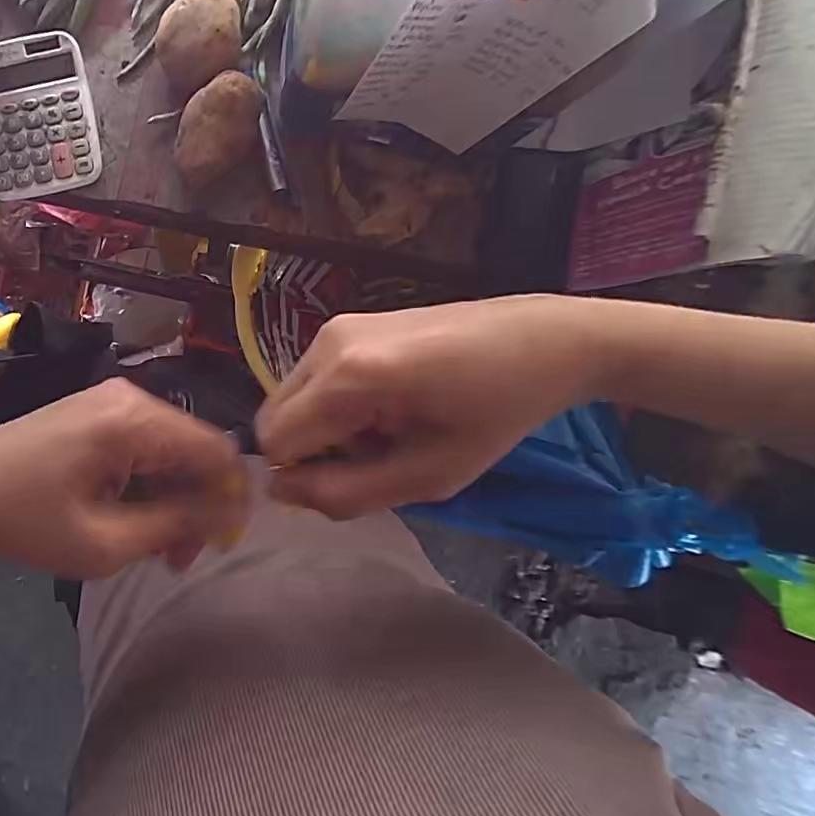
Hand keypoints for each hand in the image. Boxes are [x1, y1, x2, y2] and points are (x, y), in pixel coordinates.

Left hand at [0, 379, 247, 577]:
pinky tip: (131, 517)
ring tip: (153, 548)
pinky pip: (145, 446)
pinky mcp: (97, 412)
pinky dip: (149, 484)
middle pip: (194, 450)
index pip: (215, 450)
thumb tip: (227, 514)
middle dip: (197, 505)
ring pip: (171, 451)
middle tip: (177, 559)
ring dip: (173, 499)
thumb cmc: (21, 522)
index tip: (222, 543)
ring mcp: (111, 401)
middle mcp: (130, 398)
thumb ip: (174, 526)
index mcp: (132, 420)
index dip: (230, 496)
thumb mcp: (103, 542)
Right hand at [254, 295, 613, 518]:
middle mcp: (326, 342)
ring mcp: (332, 326)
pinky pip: (310, 380)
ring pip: (289, 400)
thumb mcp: (429, 475)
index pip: (276, 443)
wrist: (539, 340)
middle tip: (375, 453)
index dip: (305, 475)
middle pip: (274, 419)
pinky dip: (332, 405)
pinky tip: (386, 401)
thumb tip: (279, 492)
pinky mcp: (343, 322)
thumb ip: (346, 493)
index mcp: (349, 376)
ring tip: (386, 426)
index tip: (356, 477)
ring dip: (323, 429)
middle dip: (311, 451)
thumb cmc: (494, 412)